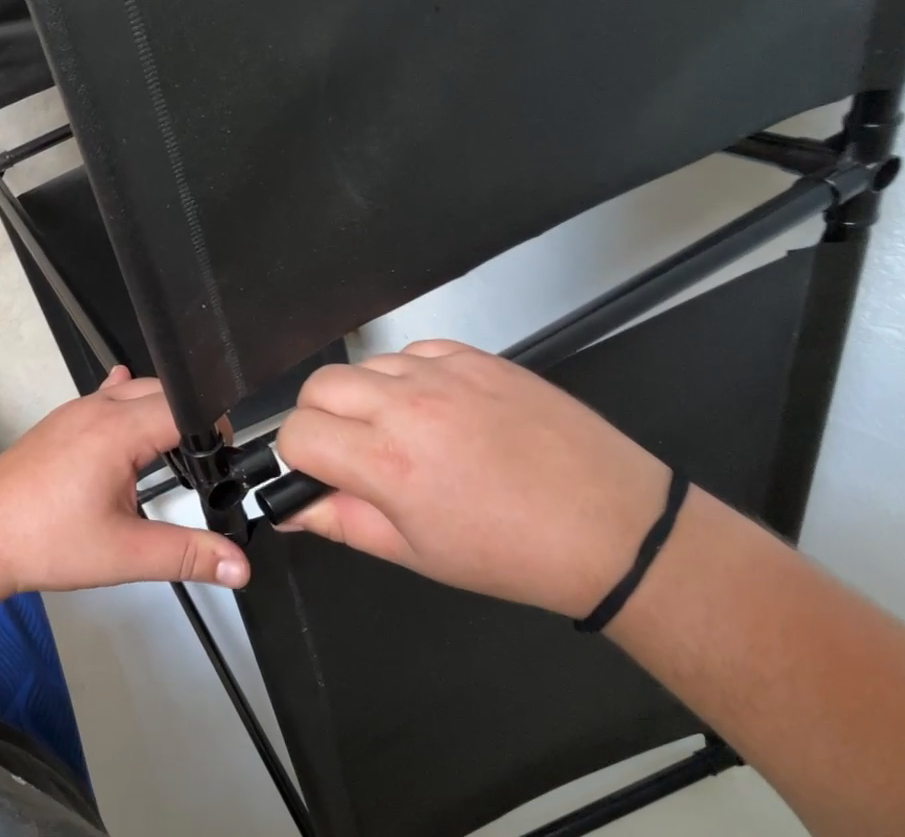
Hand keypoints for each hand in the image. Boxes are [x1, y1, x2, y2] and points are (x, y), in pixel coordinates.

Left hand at [0, 368, 250, 595]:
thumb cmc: (41, 541)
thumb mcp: (125, 554)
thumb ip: (188, 556)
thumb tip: (239, 565)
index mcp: (117, 430)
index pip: (183, 406)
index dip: (214, 428)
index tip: (227, 459)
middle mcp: (94, 410)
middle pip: (160, 393)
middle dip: (190, 420)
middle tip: (209, 463)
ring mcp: (72, 413)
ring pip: (130, 393)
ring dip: (157, 414)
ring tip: (176, 454)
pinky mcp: (57, 426)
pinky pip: (102, 400)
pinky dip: (125, 408)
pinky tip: (130, 421)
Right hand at [274, 341, 670, 617]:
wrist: (614, 529)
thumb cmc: (511, 553)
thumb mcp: (412, 552)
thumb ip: (337, 521)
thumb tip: (290, 507)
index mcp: (386, 463)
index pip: (296, 432)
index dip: (297, 457)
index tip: (319, 473)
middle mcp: (408, 407)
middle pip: (318, 386)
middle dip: (320, 419)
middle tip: (351, 451)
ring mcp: (446, 376)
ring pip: (363, 366)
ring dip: (364, 397)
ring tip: (401, 432)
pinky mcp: (480, 359)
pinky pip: (413, 351)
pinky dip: (408, 376)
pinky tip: (435, 409)